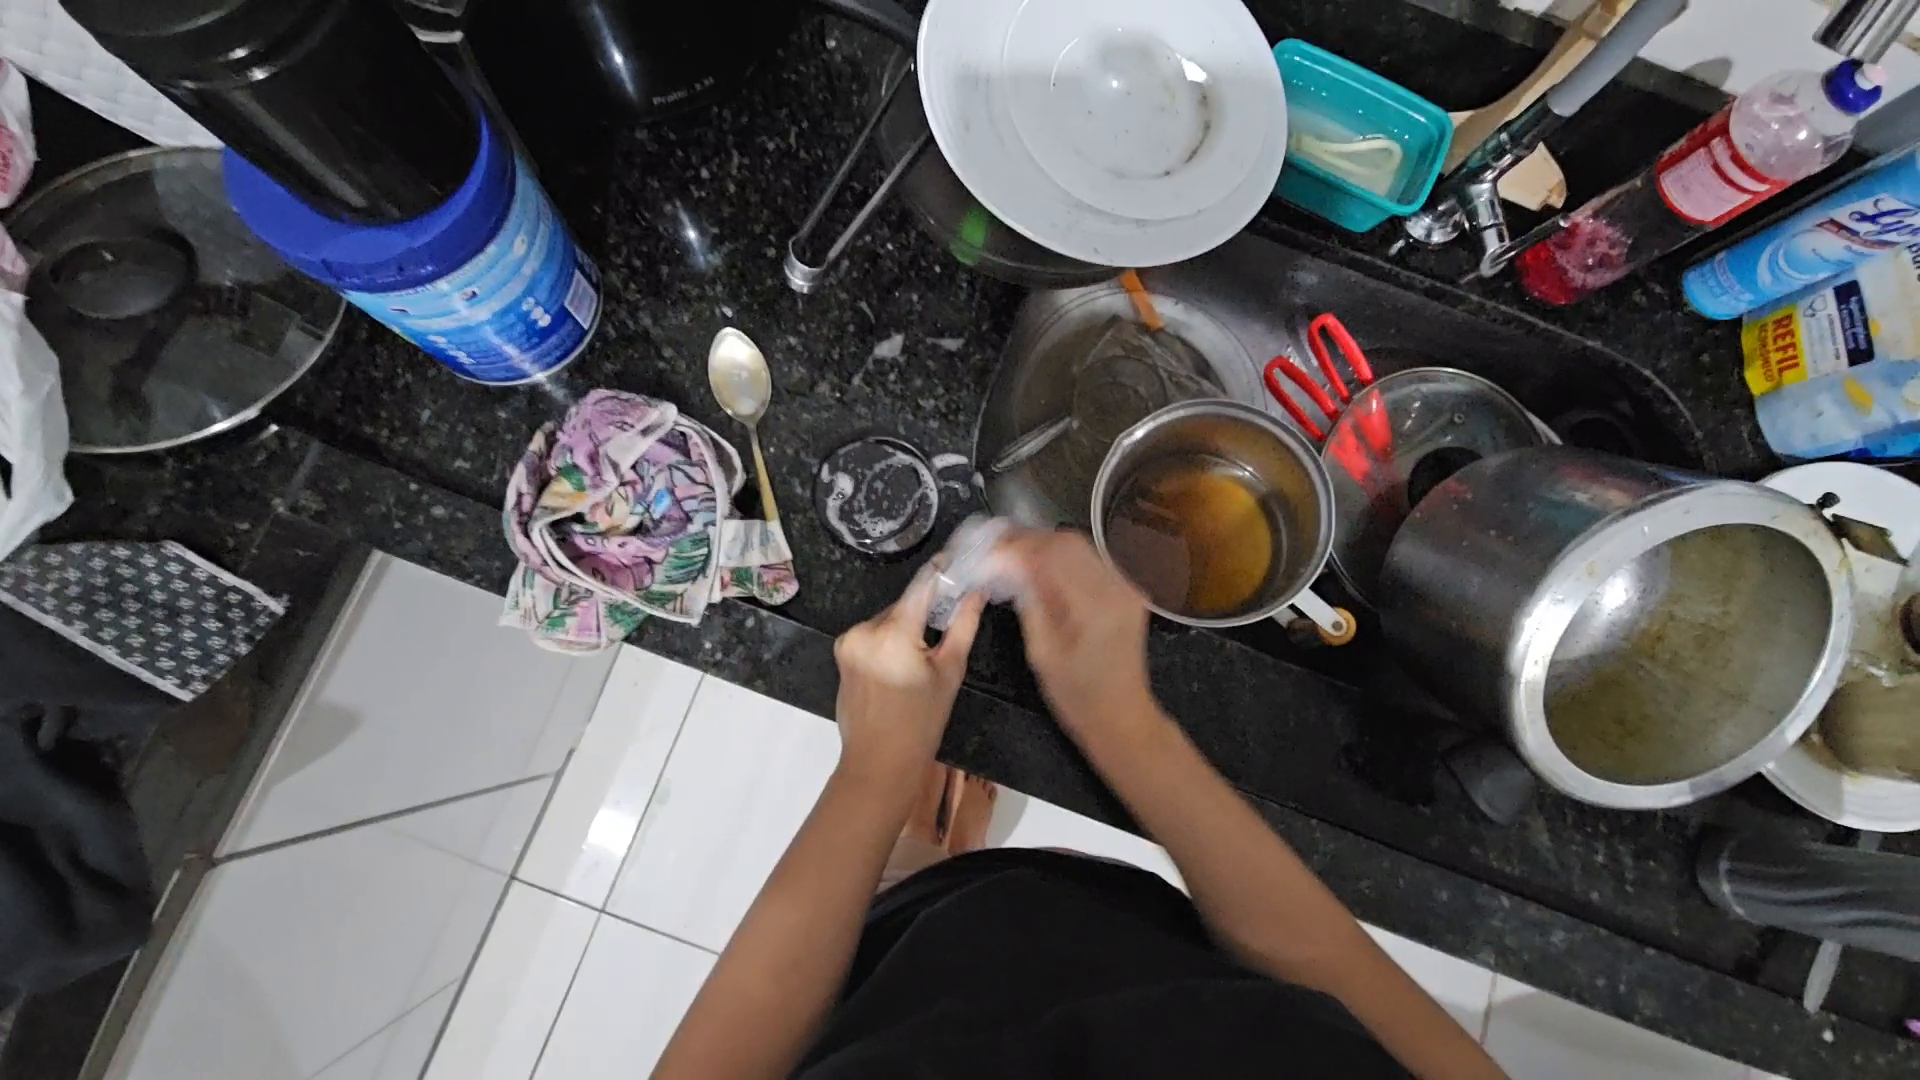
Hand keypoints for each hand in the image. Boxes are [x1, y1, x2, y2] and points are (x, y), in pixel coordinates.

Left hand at [832, 572, 984, 787]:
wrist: (880, 761)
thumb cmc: (922, 721)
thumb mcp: (950, 672)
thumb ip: (963, 625)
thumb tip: (977, 592)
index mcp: (894, 632)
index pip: (922, 586)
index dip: (940, 570)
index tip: (956, 559)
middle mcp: (865, 629)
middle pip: (904, 605)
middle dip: (924, 611)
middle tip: (947, 623)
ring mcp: (849, 640)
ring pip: (888, 619)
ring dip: (906, 626)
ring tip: (923, 655)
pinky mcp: (842, 652)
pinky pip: (873, 633)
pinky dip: (889, 639)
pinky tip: (901, 664)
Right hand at [1002, 531, 1155, 741]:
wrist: (1123, 718)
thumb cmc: (1077, 696)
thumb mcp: (1042, 652)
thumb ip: (1028, 601)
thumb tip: (1007, 566)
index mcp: (1095, 604)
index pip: (1051, 553)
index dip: (1016, 546)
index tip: (988, 551)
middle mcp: (1116, 587)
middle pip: (1068, 541)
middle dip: (1029, 541)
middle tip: (996, 549)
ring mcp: (1125, 587)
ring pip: (1080, 547)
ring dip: (1044, 546)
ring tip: (1012, 556)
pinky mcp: (1126, 592)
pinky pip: (1090, 562)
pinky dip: (1061, 559)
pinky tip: (1040, 569)